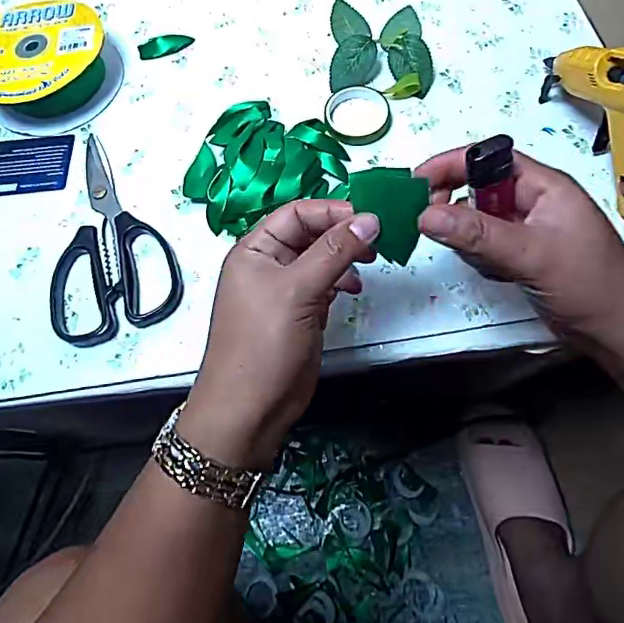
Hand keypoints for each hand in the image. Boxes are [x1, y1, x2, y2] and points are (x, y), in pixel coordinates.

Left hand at [184, 201, 377, 467]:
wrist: (249, 411)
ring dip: (346, 256)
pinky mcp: (302, 310)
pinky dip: (343, 279)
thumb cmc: (262, 345)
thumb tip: (369, 219)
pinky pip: (326, 281)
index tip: (368, 217)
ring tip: (369, 263)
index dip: (332, 211)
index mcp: (255, 249)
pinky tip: (353, 288)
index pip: (297, 213)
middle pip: (312, 232)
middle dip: (343, 233)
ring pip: (322, 257)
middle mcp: (269, 263)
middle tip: (375, 239)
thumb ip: (335, 251)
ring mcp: (286, 289)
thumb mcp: (299, 290)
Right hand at [413, 147, 623, 349]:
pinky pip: (489, 245)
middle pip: (480, 188)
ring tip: (486, 259)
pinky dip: (482, 256)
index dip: (453, 164)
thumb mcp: (531, 254)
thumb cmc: (594, 285)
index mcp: (545, 185)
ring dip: (471, 237)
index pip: (489, 158)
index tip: (420, 181)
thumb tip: (430, 214)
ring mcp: (530, 229)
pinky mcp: (525, 255)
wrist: (619, 332)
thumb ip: (478, 234)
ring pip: (481, 220)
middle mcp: (535, 202)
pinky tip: (497, 273)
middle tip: (433, 222)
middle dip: (457, 204)